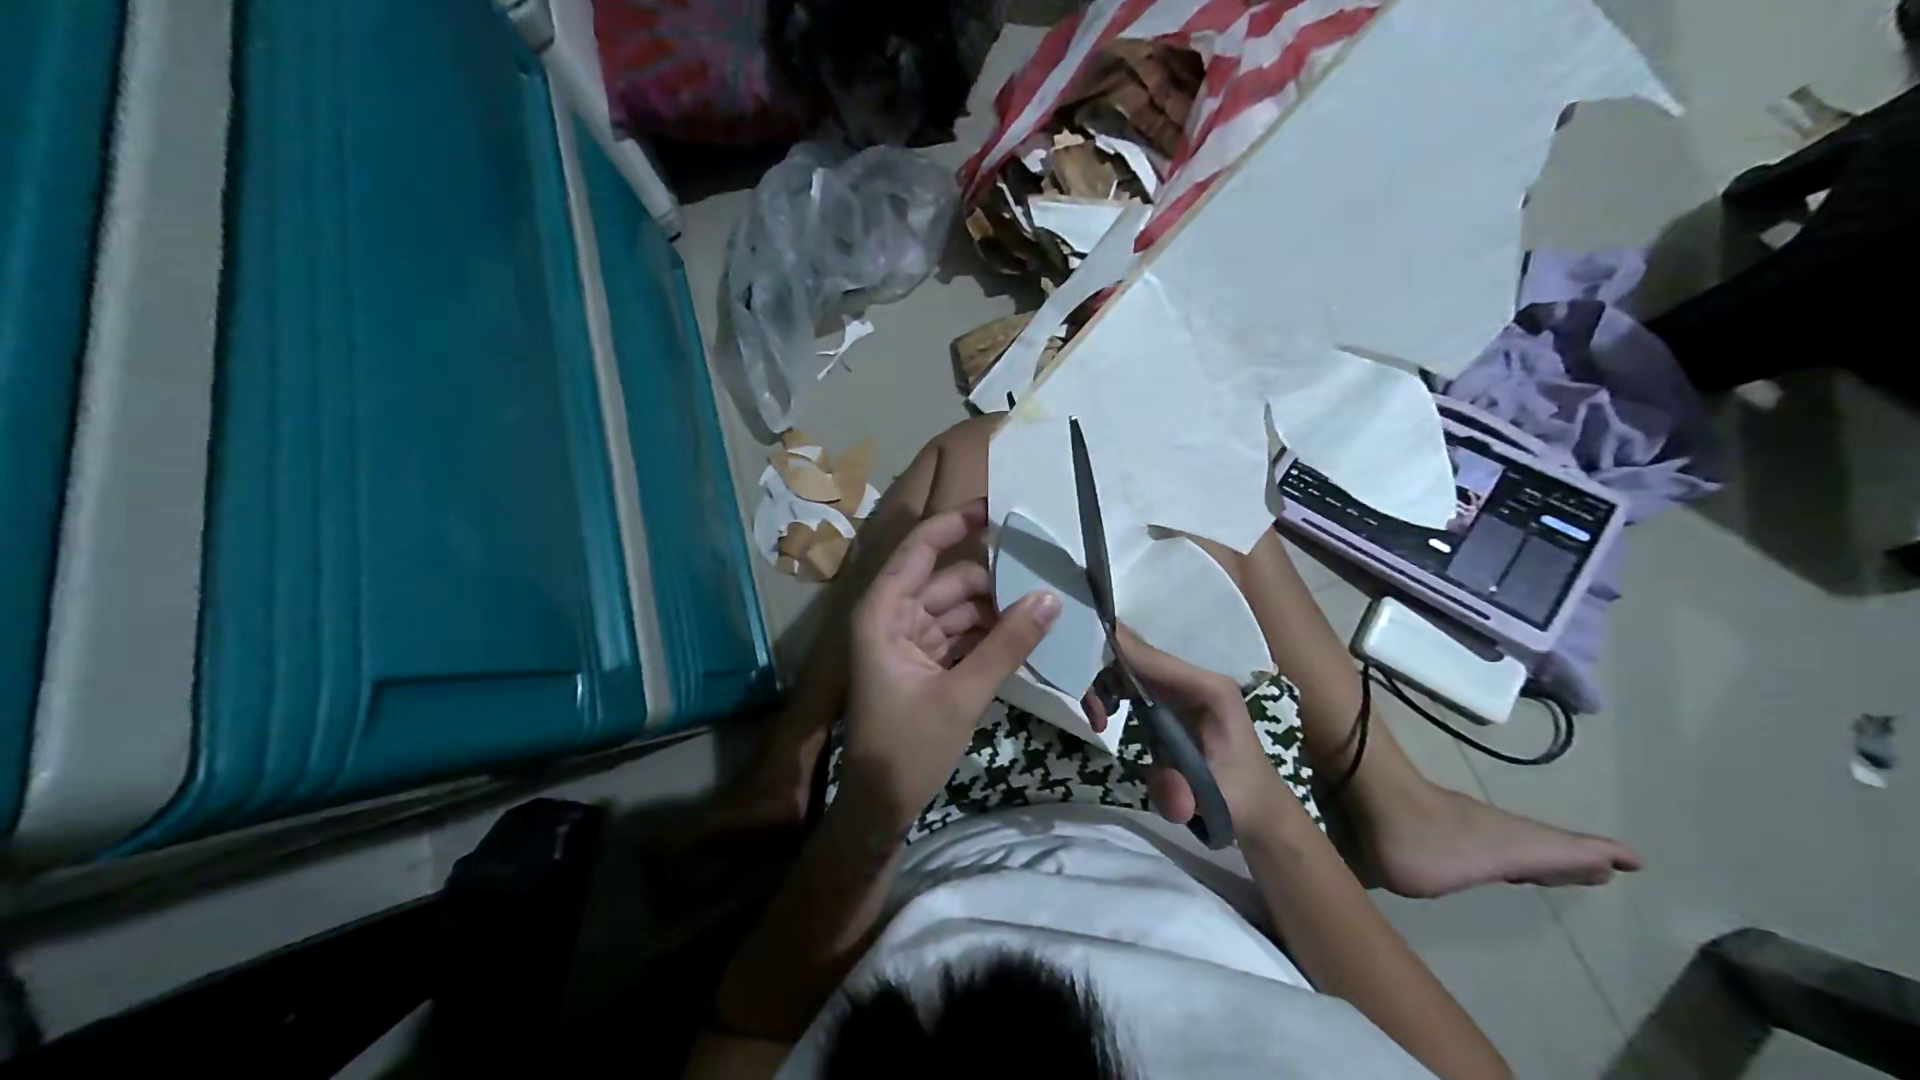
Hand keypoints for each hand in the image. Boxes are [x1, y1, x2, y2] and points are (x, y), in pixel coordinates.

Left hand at [842, 500, 1061, 821]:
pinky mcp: (923, 661)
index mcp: (883, 613)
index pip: (919, 549)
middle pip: (948, 579)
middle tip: (1044, 575)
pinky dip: (987, 634)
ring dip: (995, 610)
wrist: (879, 805)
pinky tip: (1024, 637)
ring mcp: (908, 639)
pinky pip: (960, 633)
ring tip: (1044, 609)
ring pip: (958, 607)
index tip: (997, 508)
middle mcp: (892, 616)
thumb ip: (1006, 645)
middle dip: (993, 579)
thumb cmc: (906, 749)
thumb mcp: (961, 695)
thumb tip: (1052, 598)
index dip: (955, 523)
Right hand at [1086, 628, 1297, 826]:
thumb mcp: (1214, 798)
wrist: (1257, 810)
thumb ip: (1183, 791)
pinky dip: (1110, 691)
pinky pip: (1132, 680)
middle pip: (1136, 654)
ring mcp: (1181, 686)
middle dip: (1103, 672)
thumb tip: (1162, 790)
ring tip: (1096, 718)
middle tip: (1091, 711)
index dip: (1113, 652)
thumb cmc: (1240, 800)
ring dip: (1103, 683)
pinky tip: (1104, 716)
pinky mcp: (1170, 698)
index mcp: (1209, 689)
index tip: (1076, 659)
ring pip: (1130, 665)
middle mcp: (1194, 678)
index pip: (1151, 657)